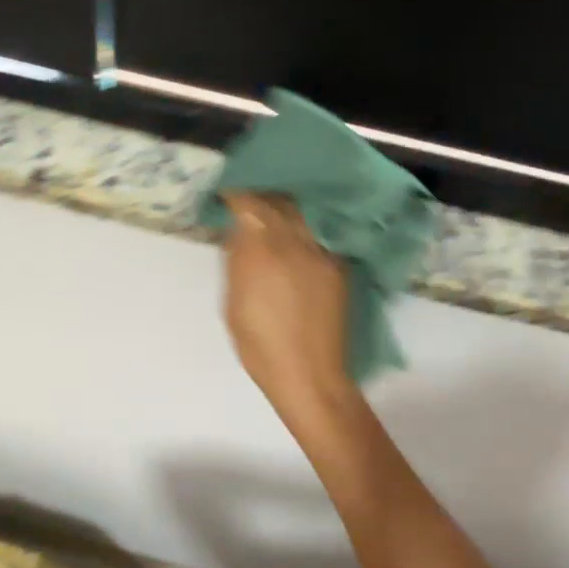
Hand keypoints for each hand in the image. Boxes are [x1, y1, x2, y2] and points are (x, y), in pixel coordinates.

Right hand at [222, 193, 353, 408]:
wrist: (309, 374)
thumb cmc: (260, 347)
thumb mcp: (233, 304)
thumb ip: (236, 262)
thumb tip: (238, 234)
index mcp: (261, 252)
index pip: (249, 203)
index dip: (237, 193)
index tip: (228, 193)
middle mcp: (295, 242)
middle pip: (279, 199)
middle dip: (263, 193)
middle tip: (250, 195)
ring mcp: (322, 251)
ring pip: (304, 211)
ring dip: (287, 204)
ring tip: (275, 206)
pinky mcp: (340, 263)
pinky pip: (321, 230)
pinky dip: (307, 223)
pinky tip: (299, 230)